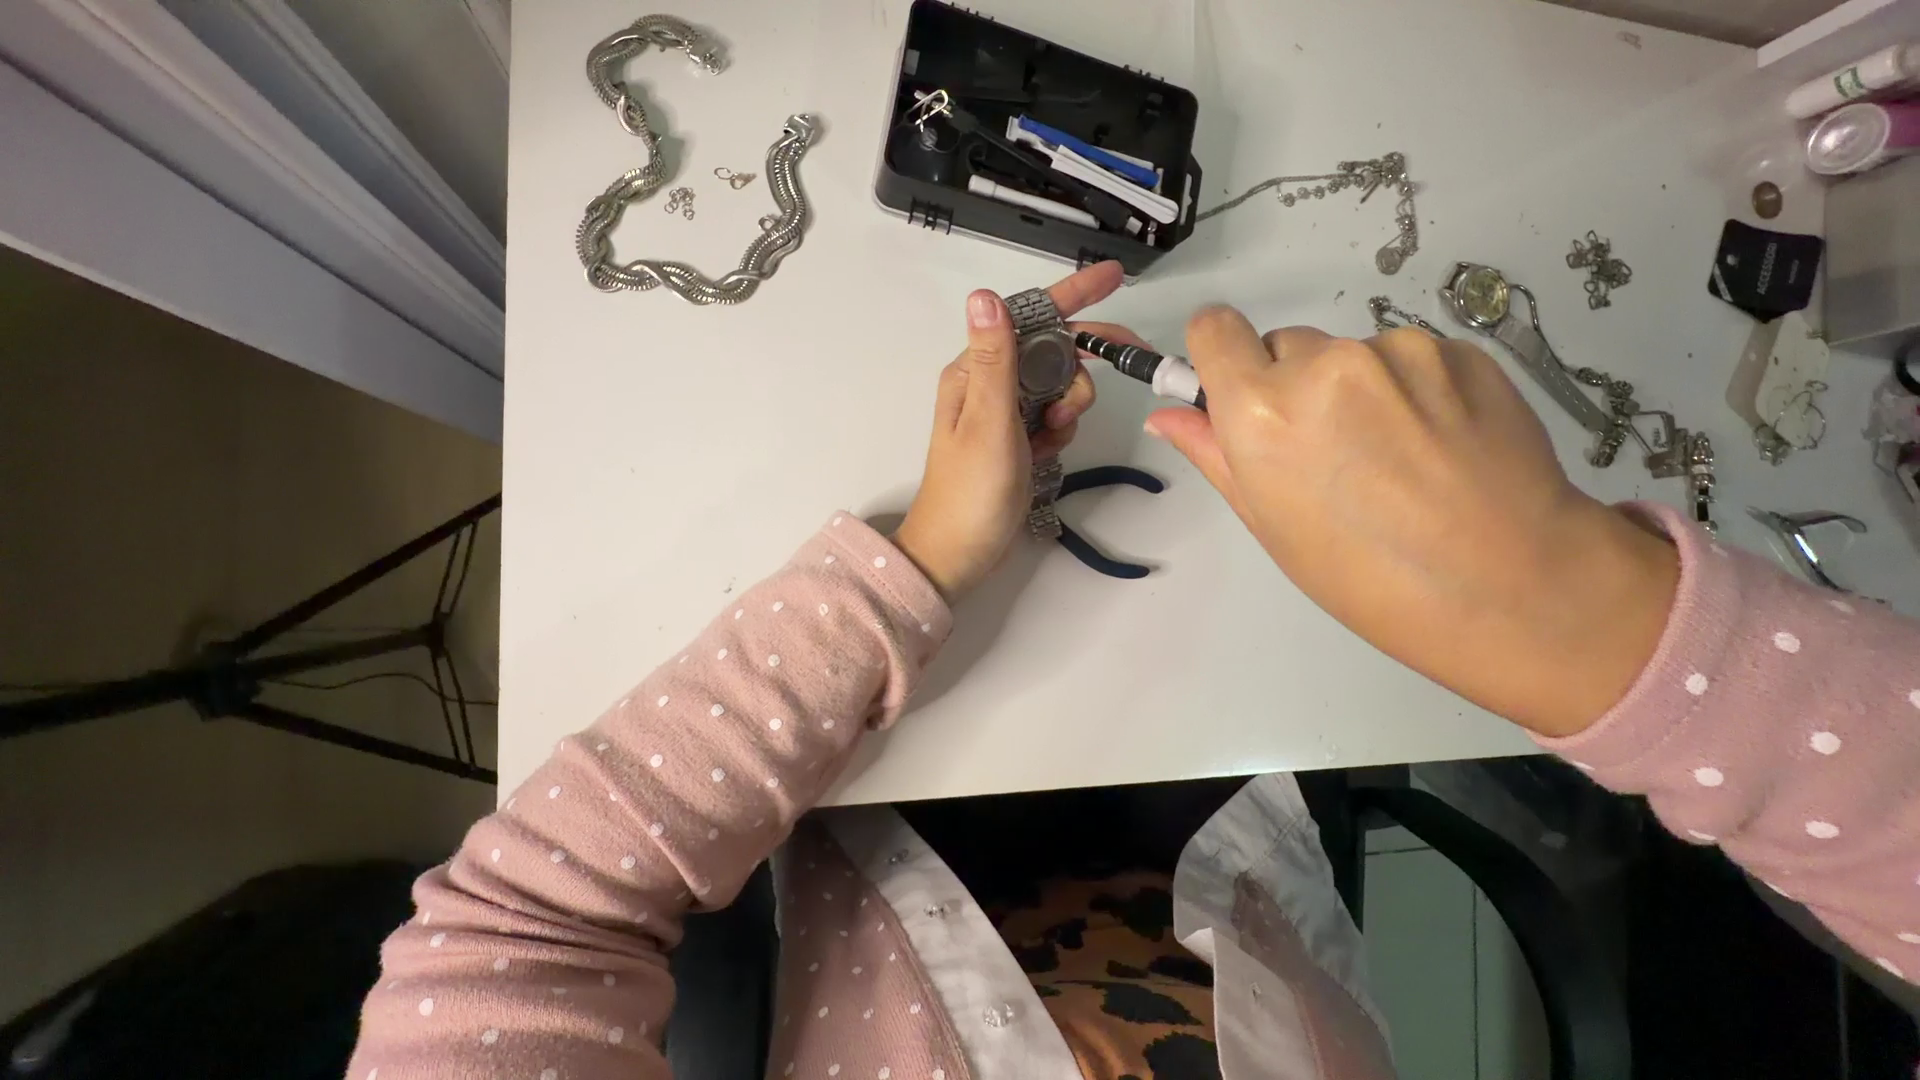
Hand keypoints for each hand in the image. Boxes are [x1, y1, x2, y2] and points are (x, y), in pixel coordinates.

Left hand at [893, 261, 1125, 600]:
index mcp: (975, 371)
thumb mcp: (989, 421)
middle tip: (1114, 374)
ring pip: (1059, 386)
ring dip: (1069, 406)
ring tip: (1052, 437)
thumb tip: (984, 294)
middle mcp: (989, 385)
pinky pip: (1053, 418)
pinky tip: (1048, 452)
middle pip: (1051, 352)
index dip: (1073, 296)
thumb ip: (996, 359)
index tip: (1115, 277)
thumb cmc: (971, 490)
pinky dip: (1060, 431)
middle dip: (1081, 364)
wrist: (960, 553)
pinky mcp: (1017, 441)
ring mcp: (1004, 414)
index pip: (1030, 318)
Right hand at [1146, 309, 1679, 737]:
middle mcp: (1325, 363)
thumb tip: (1166, 415)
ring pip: (1351, 354)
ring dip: (1356, 390)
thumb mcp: (1269, 522)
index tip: (1237, 388)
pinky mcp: (1462, 350)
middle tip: (1328, 451)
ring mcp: (1400, 351)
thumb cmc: (1362, 574)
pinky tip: (1439, 445)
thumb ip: (1214, 454)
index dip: (1218, 355)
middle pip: (1285, 346)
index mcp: (1261, 409)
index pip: (1213, 329)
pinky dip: (1412, 391)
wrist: (1510, 585)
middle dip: (1291, 385)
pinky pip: (1411, 360)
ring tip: (1396, 456)